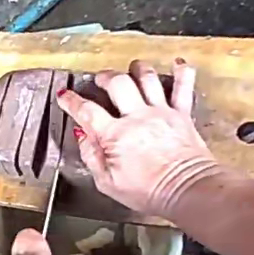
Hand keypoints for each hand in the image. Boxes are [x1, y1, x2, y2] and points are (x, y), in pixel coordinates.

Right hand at [55, 59, 226, 218]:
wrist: (188, 191)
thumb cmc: (149, 191)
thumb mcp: (106, 182)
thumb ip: (91, 156)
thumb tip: (82, 136)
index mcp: (115, 135)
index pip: (86, 111)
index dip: (71, 101)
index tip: (64, 96)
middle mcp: (138, 117)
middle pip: (118, 84)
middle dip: (105, 77)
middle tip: (99, 79)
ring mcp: (161, 113)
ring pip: (147, 78)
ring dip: (137, 69)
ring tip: (131, 67)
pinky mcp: (182, 115)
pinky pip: (184, 87)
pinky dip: (181, 72)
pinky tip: (176, 63)